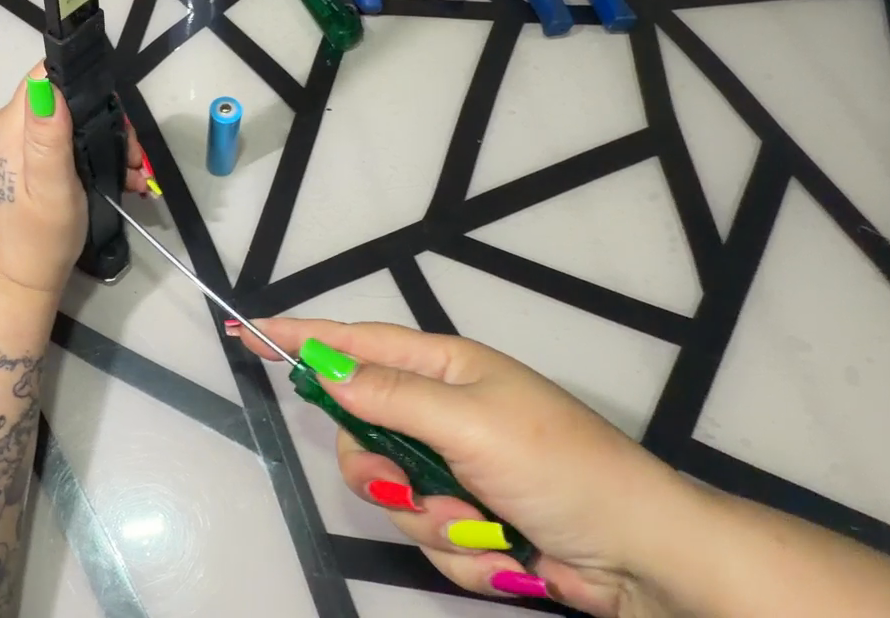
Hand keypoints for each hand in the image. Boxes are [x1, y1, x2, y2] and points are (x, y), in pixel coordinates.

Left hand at [0, 63, 147, 295]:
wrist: (25, 276)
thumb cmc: (40, 234)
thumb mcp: (50, 186)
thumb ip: (49, 137)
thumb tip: (50, 86)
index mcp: (15, 126)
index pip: (45, 75)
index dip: (81, 80)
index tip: (113, 108)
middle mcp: (18, 127)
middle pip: (68, 96)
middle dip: (107, 117)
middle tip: (134, 153)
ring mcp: (30, 144)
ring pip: (78, 120)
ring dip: (111, 140)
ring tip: (137, 171)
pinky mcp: (41, 160)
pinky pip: (76, 142)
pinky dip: (103, 155)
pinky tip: (127, 179)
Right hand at [232, 317, 695, 614]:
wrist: (644, 559)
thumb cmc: (560, 467)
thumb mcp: (469, 421)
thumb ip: (388, 394)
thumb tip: (323, 365)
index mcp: (441, 367)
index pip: (351, 343)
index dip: (297, 336)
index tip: (245, 330)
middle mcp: (437, 410)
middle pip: (357, 428)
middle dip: (377, 466)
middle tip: (404, 484)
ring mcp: (449, 465)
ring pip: (385, 487)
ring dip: (428, 516)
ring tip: (480, 527)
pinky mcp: (464, 515)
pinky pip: (422, 530)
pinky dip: (457, 549)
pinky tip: (500, 550)